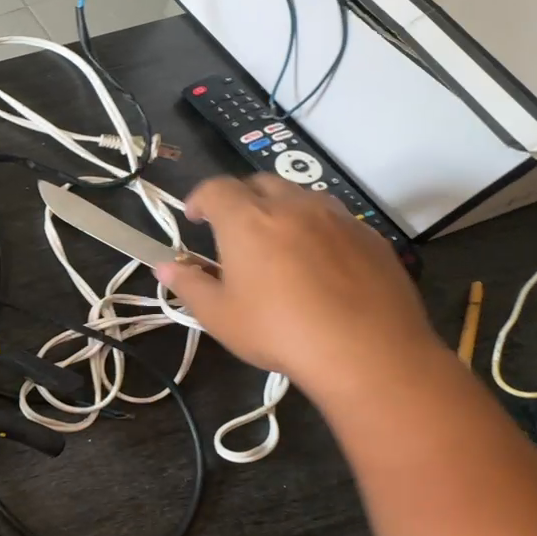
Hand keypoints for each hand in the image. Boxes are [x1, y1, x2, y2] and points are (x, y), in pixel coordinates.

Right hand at [156, 174, 442, 398]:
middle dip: (240, 198)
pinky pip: (334, 219)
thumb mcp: (217, 314)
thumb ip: (188, 284)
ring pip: (301, 197)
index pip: (216, 188)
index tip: (194, 219)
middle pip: (260, 183)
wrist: (368, 353)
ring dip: (280, 209)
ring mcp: (338, 219)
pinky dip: (315, 229)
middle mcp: (293, 208)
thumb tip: (165, 266)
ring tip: (275, 243)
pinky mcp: (371, 238)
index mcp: (248, 221)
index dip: (199, 199)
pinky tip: (316, 264)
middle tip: (232, 229)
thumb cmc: (278, 331)